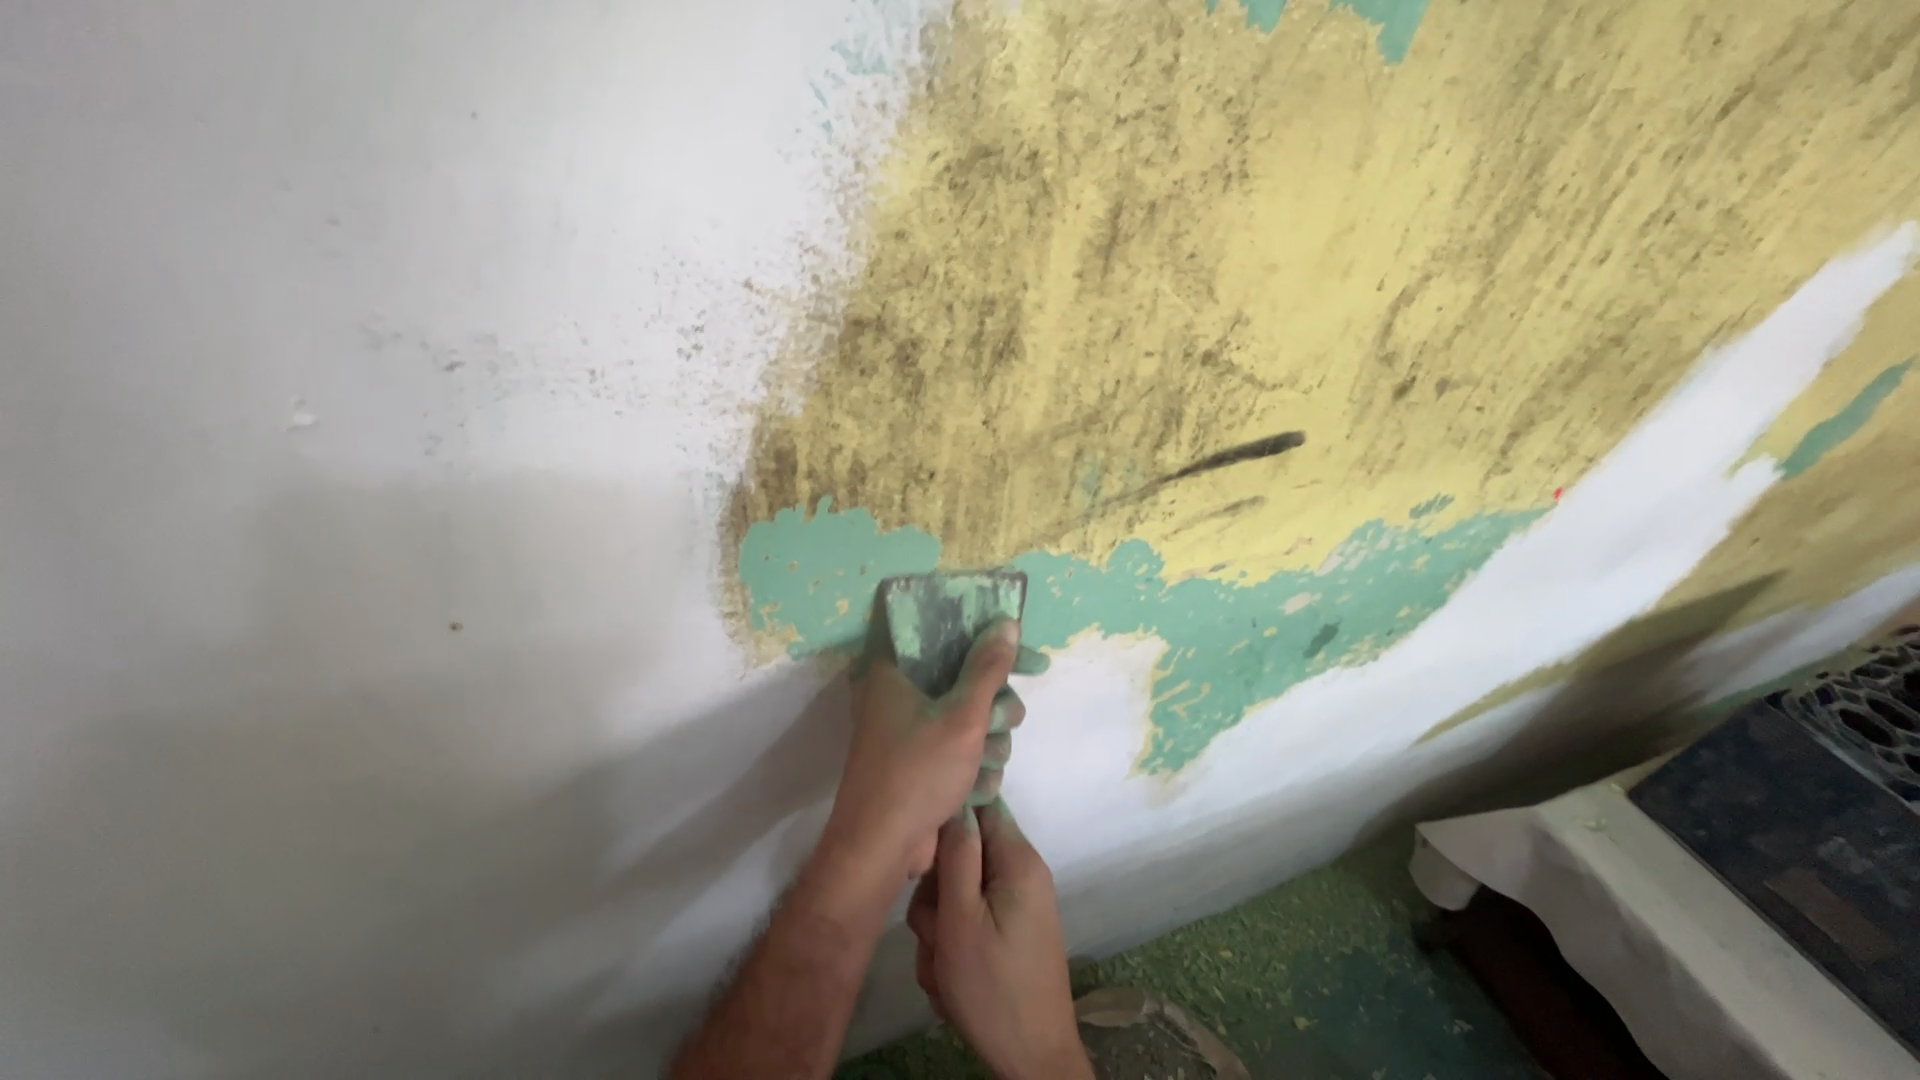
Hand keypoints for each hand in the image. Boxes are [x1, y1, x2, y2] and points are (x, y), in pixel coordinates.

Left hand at [821, 619, 1029, 882]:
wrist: (881, 848)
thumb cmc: (916, 774)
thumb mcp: (962, 717)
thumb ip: (988, 668)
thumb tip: (1007, 623)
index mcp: (897, 669)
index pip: (954, 636)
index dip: (996, 646)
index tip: (1033, 662)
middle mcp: (903, 692)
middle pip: (972, 681)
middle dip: (995, 711)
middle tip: (999, 725)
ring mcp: (915, 728)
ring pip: (978, 719)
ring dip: (989, 745)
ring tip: (979, 769)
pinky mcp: (927, 760)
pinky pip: (968, 748)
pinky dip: (977, 767)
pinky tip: (973, 788)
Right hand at [908, 801, 1090, 1079]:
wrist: (1031, 1059)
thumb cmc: (993, 988)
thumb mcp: (961, 919)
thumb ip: (955, 856)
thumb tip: (954, 803)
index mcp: (1018, 861)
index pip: (979, 808)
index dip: (946, 823)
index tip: (924, 858)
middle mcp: (1021, 875)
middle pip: (961, 857)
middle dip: (936, 896)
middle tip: (937, 933)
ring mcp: (1015, 906)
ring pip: (956, 895)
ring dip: (940, 930)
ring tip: (945, 965)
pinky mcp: (1007, 933)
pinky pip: (968, 924)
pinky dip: (954, 949)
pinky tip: (954, 979)